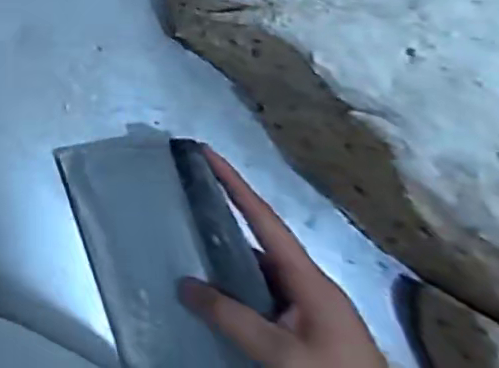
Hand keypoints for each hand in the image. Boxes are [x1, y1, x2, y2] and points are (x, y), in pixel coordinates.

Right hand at [180, 148, 386, 367]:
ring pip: (262, 275)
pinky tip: (218, 301)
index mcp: (310, 277)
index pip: (264, 218)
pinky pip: (267, 301)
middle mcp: (312, 286)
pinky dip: (240, 292)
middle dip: (225, 219)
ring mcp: (314, 312)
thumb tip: (184, 283)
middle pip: (261, 243)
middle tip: (186, 199)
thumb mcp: (282, 353)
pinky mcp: (313, 335)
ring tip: (190, 249)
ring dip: (229, 261)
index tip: (206, 151)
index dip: (234, 182)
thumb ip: (233, 318)